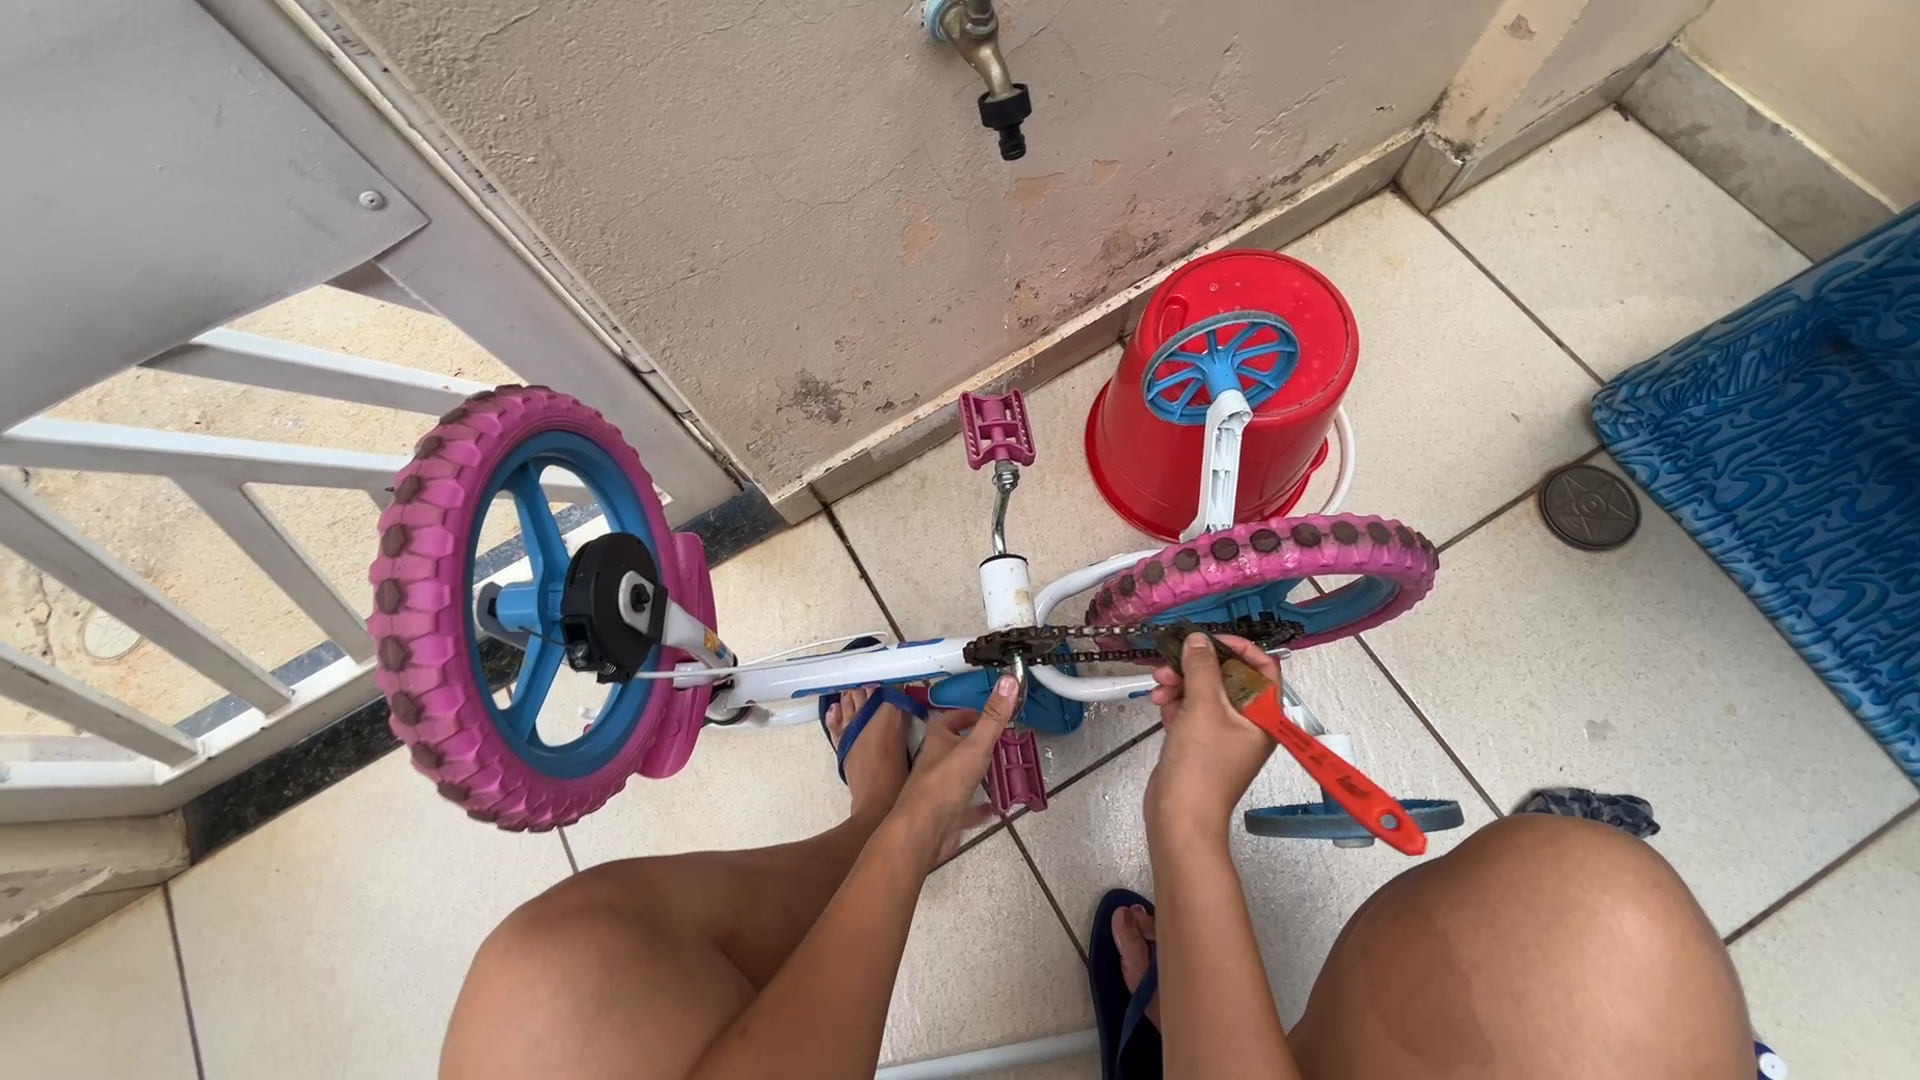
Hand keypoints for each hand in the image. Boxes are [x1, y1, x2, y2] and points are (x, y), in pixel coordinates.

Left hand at [888, 675, 1017, 867]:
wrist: (923, 832)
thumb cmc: (944, 783)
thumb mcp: (974, 746)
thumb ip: (993, 717)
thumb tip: (1010, 679)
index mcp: (937, 739)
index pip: (952, 718)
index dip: (970, 714)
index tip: (992, 714)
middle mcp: (935, 761)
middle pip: (955, 745)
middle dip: (976, 741)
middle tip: (1002, 740)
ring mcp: (940, 790)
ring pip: (959, 775)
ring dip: (977, 771)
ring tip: (1001, 768)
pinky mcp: (946, 815)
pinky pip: (964, 808)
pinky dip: (978, 807)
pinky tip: (991, 809)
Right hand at [1145, 633, 1278, 836]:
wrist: (1180, 815)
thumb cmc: (1201, 762)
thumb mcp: (1203, 707)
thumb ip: (1202, 668)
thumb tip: (1198, 639)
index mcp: (1264, 715)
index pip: (1263, 668)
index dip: (1237, 648)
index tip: (1207, 640)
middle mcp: (1248, 722)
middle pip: (1226, 678)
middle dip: (1196, 667)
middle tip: (1169, 665)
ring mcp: (1222, 734)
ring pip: (1204, 693)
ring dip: (1180, 684)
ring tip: (1158, 688)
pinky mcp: (1199, 743)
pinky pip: (1190, 711)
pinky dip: (1175, 703)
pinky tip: (1160, 703)